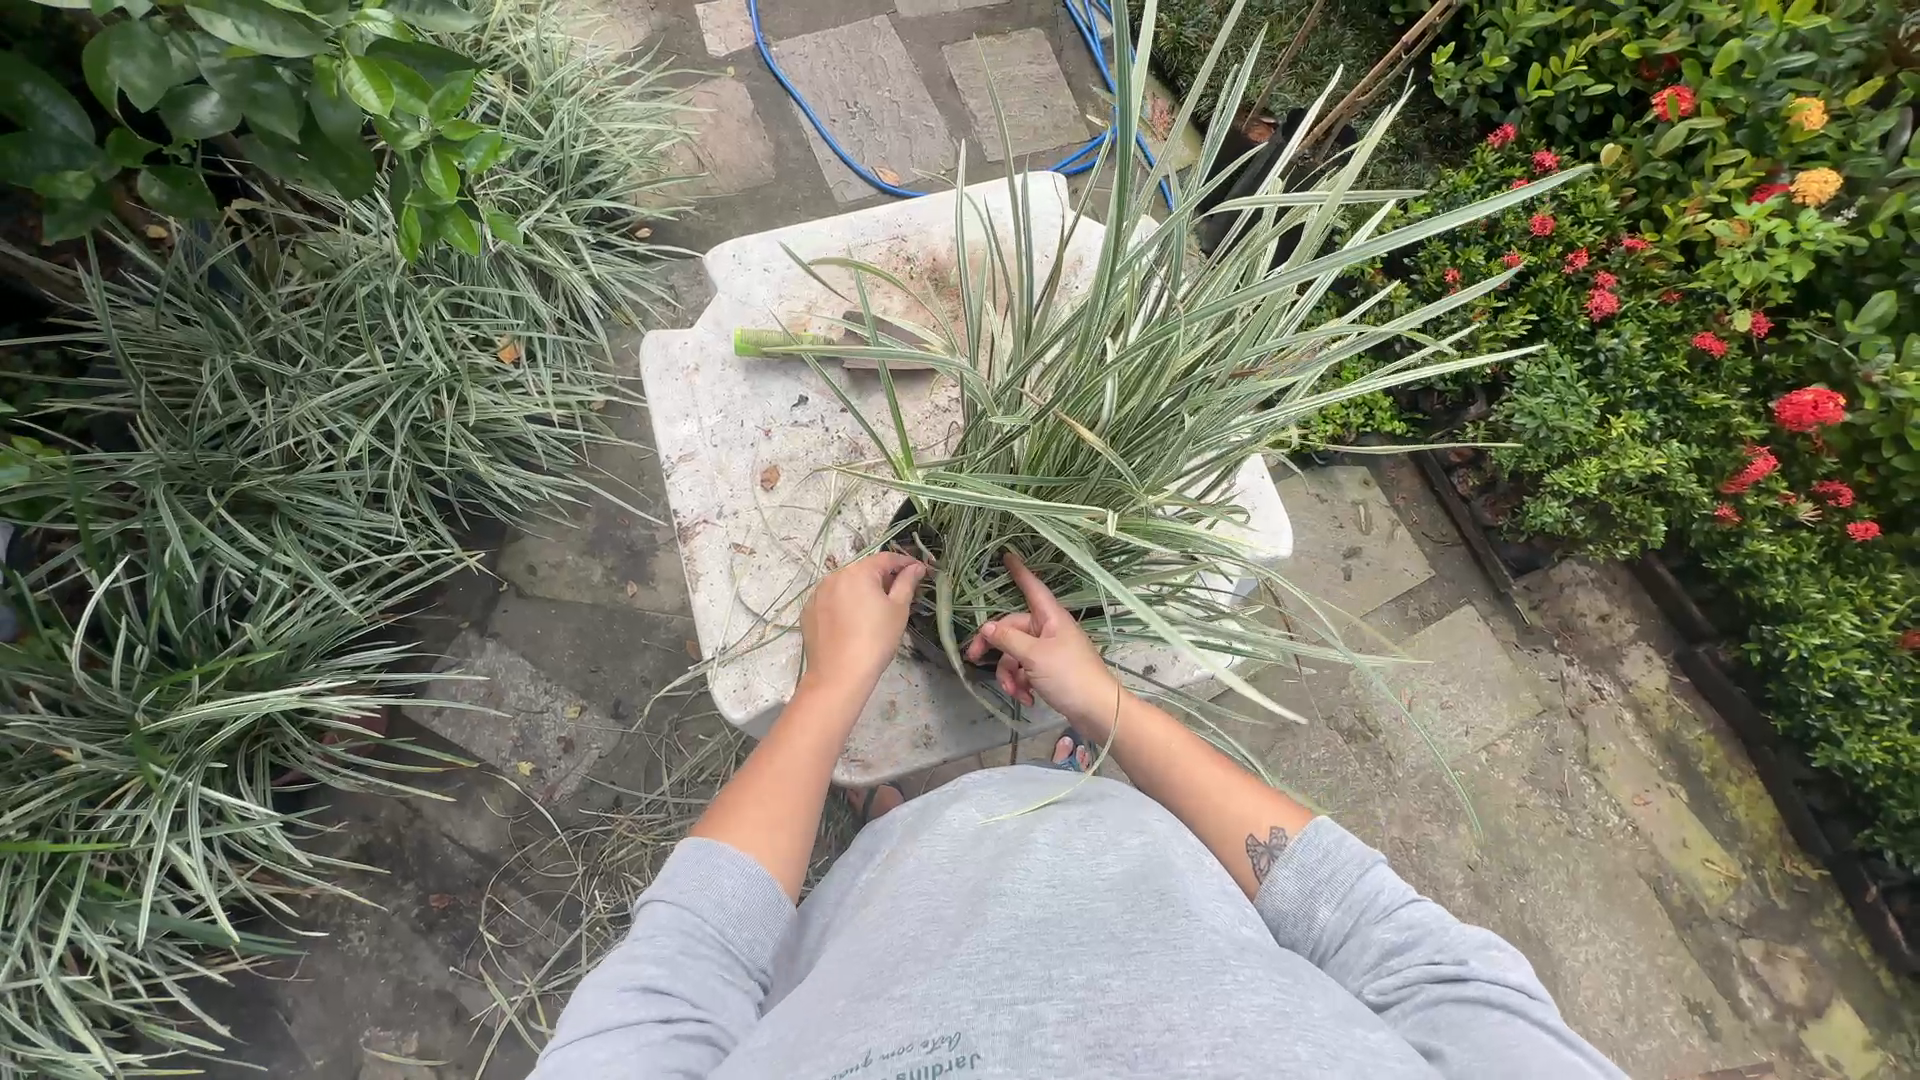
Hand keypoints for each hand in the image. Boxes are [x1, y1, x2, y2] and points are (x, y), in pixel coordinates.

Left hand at [799, 552, 925, 696]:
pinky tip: (852, 622)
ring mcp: (817, 594)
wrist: (839, 675)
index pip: (886, 558)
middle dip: (882, 578)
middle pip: (864, 570)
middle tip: (899, 594)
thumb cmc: (875, 640)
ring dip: (861, 590)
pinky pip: (831, 600)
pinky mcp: (808, 611)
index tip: (918, 570)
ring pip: (846, 585)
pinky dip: (844, 604)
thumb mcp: (898, 609)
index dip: (904, 562)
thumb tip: (915, 567)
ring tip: (874, 610)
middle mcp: (834, 576)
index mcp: (858, 572)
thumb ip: (906, 582)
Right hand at [964, 552, 1125, 737]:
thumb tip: (986, 627)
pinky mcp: (1050, 671)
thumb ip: (1007, 640)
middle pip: (1012, 629)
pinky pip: (1025, 670)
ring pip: (1015, 654)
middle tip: (974, 659)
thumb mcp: (1034, 656)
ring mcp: (1050, 651)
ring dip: (1009, 674)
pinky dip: (1021, 684)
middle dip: (996, 648)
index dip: (1019, 572)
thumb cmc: (1070, 676)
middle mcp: (1049, 630)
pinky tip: (1026, 698)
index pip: (1031, 587)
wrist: (1097, 711)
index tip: (1007, 556)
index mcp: (1050, 617)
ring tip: (1015, 692)